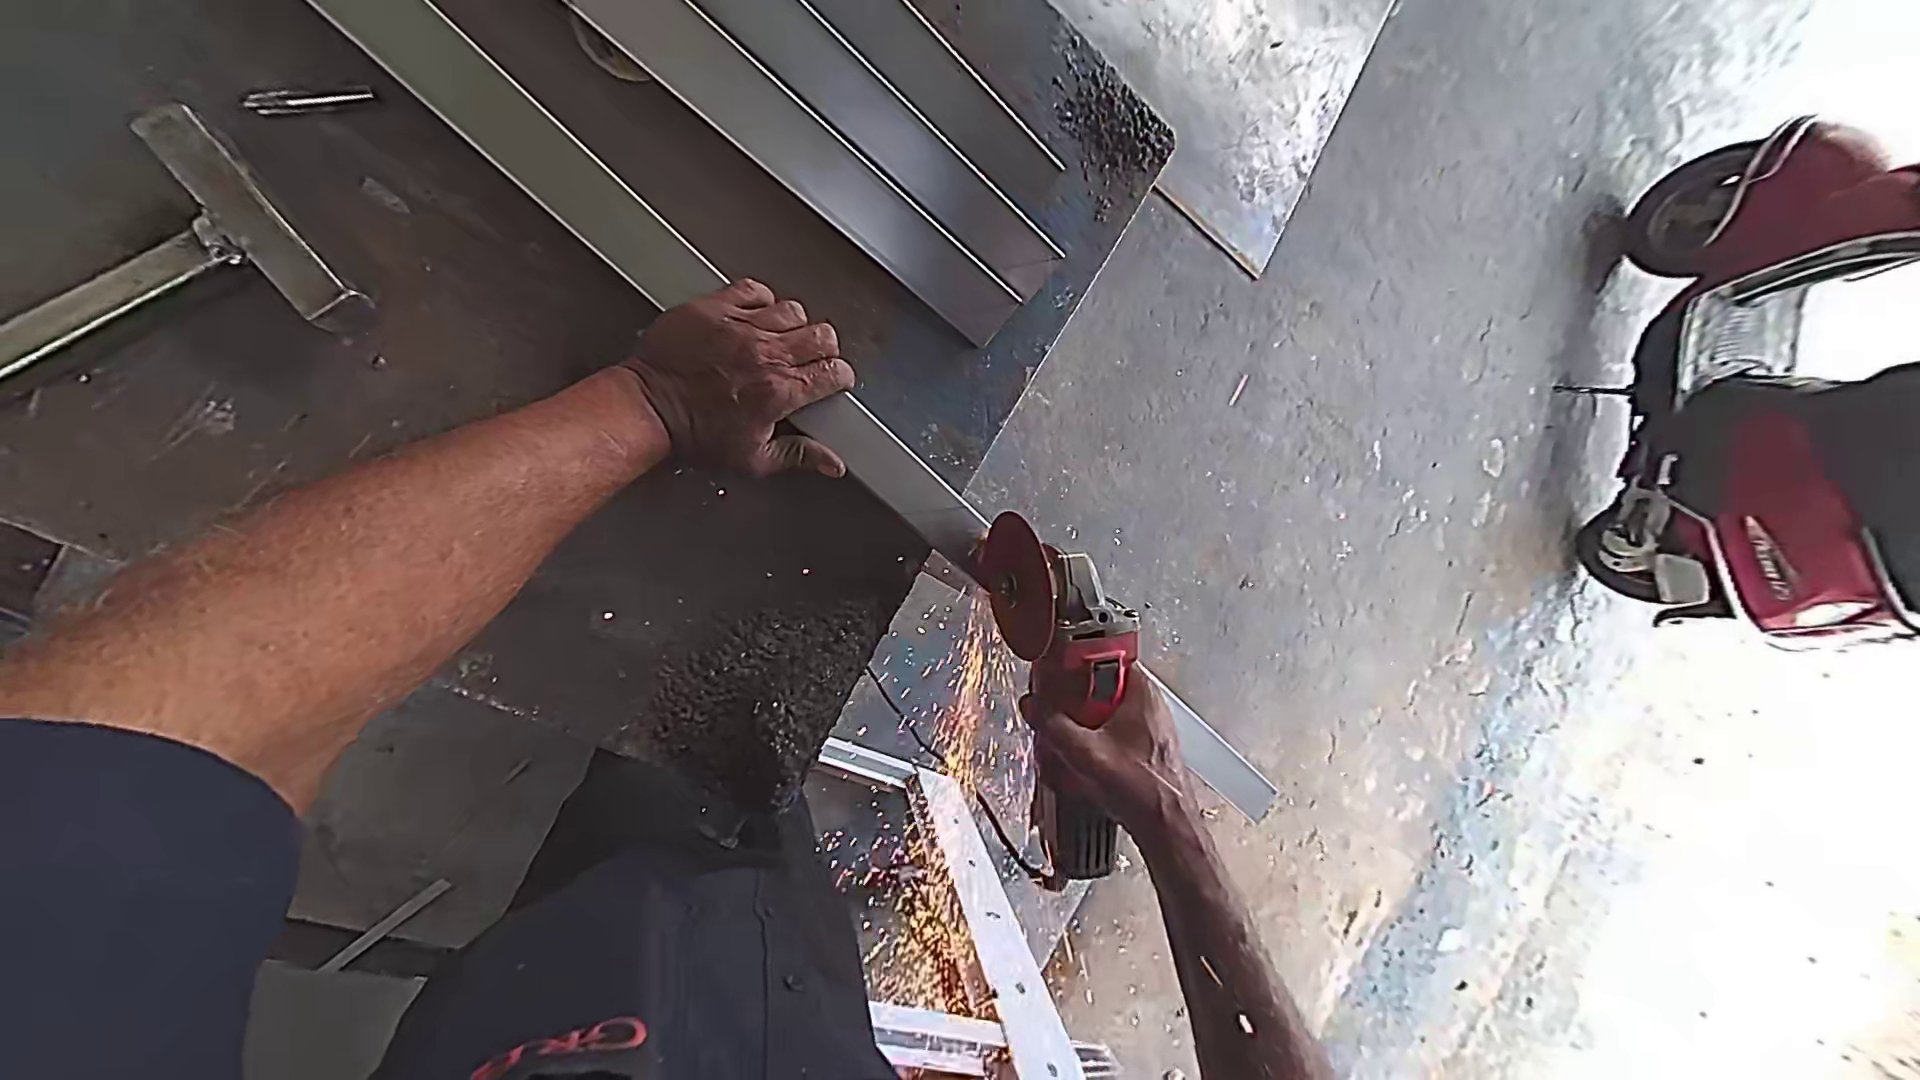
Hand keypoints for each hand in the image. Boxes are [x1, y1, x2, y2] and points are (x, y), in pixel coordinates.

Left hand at [622, 279, 855, 476]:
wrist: (648, 409)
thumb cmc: (694, 434)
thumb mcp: (754, 460)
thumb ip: (799, 457)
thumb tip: (831, 463)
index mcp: (780, 392)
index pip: (833, 372)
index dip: (840, 376)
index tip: (834, 379)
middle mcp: (765, 355)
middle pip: (822, 335)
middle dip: (826, 349)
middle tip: (813, 359)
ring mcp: (740, 327)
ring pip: (793, 310)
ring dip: (795, 325)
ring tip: (783, 339)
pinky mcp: (715, 309)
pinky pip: (754, 290)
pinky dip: (762, 301)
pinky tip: (756, 317)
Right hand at [1020, 664, 1197, 837]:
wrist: (1167, 828)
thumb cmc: (1144, 790)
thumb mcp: (1086, 754)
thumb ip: (1053, 726)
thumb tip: (1034, 708)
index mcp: (1141, 692)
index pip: (1106, 655)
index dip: (1078, 660)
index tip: (1058, 668)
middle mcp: (1149, 703)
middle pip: (1101, 684)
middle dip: (1075, 698)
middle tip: (1056, 709)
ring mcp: (1149, 724)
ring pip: (1106, 709)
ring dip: (1084, 721)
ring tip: (1068, 738)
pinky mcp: (1145, 744)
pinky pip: (1113, 729)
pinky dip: (1096, 737)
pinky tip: (1085, 758)